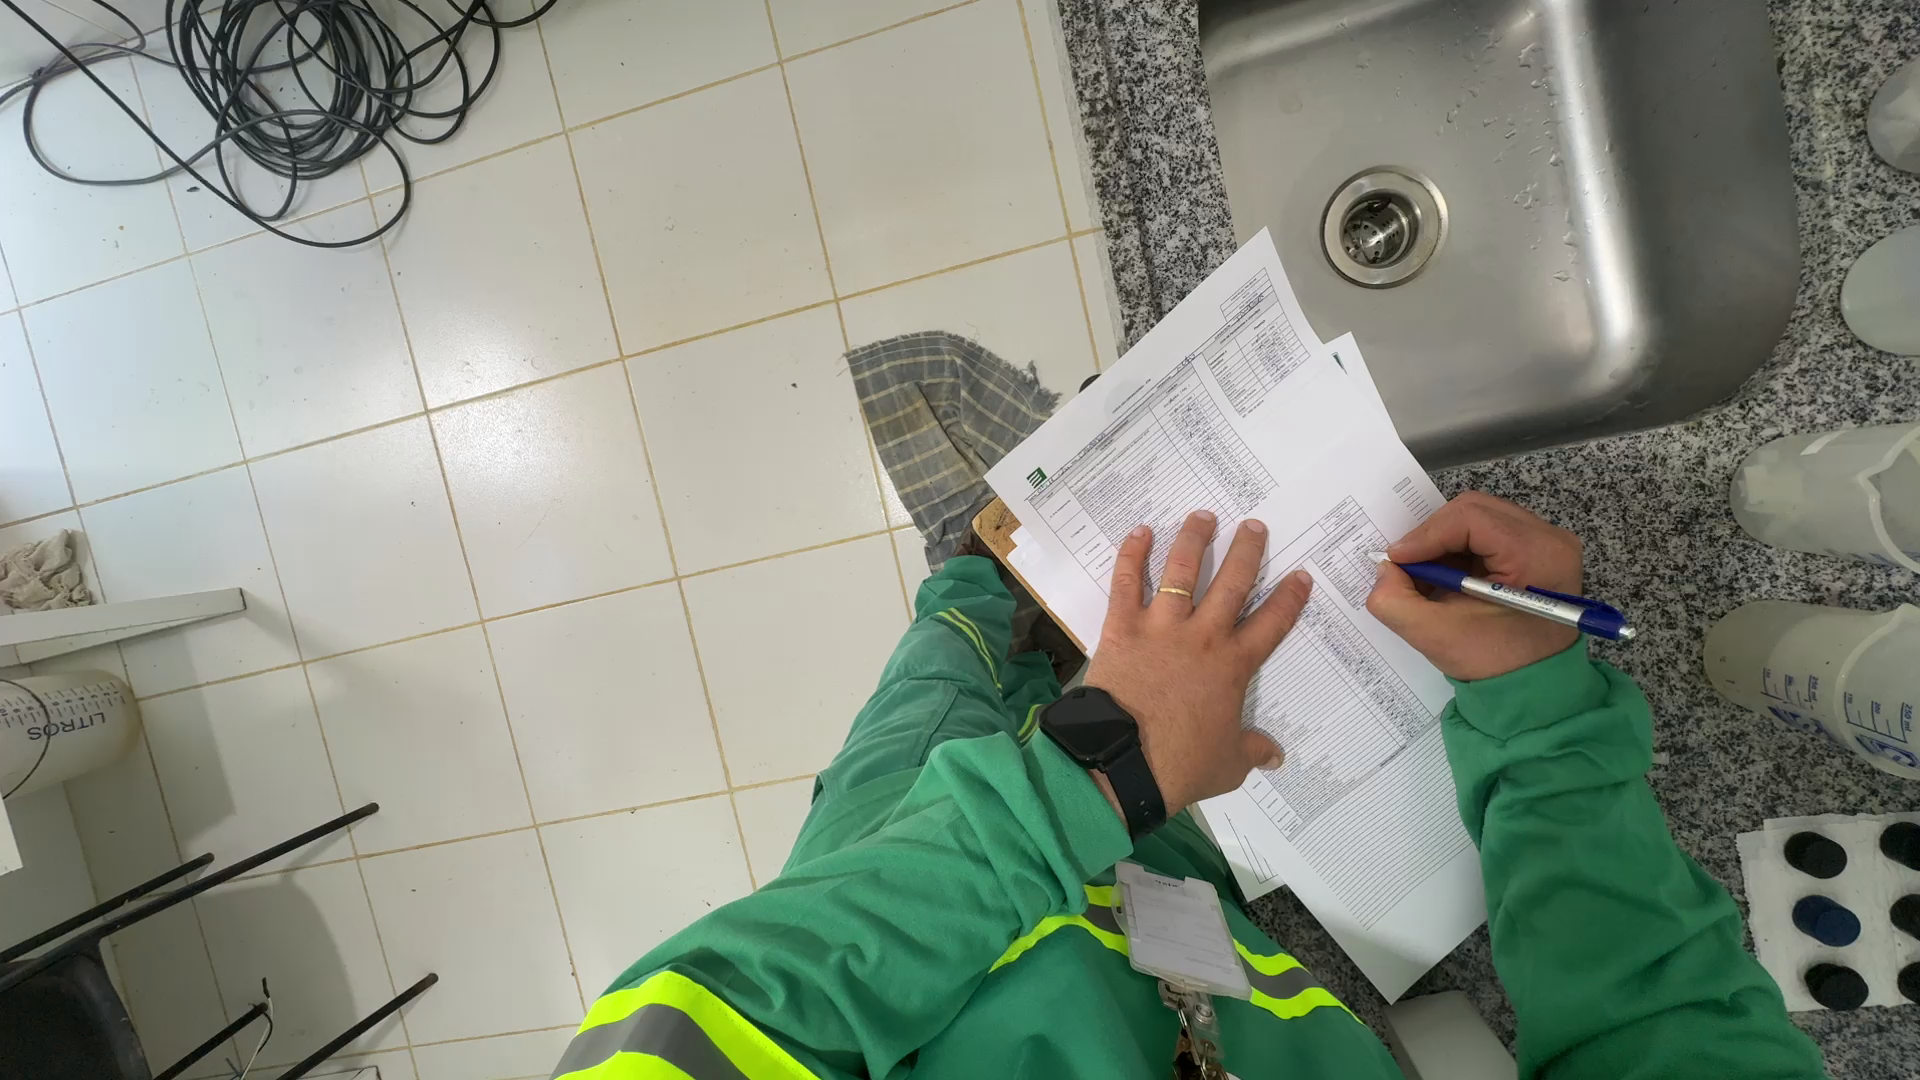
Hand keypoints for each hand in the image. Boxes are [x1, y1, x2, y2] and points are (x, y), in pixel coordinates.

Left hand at [1083, 510, 1312, 817]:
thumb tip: (1274, 755)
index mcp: (1233, 666)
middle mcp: (1202, 636)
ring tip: (1203, 515)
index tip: (1301, 575)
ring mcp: (1161, 626)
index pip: (1271, 624)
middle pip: (1232, 583)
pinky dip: (1131, 554)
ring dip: (1194, 539)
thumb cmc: (1180, 764)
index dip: (1289, 599)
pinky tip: (1139, 531)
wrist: (1124, 761)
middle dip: (1247, 551)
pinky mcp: (1122, 625)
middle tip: (1255, 526)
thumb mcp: (1229, 764)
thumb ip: (1252, 750)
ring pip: (1182, 570)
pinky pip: (1126, 582)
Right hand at [1365, 491, 1583, 680]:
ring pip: (1473, 517)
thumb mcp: (1432, 635)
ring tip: (1425, 572)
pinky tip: (1443, 574)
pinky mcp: (1531, 549)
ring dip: (1440, 541)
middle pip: (1472, 510)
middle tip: (1407, 564)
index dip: (1425, 535)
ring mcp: (1543, 542)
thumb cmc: (1494, 661)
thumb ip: (1393, 600)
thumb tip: (1384, 569)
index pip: (1469, 519)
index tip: (1395, 560)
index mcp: (1537, 556)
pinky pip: (1481, 530)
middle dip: (1430, 535)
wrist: (1537, 684)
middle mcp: (1548, 539)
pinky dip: (1452, 547)